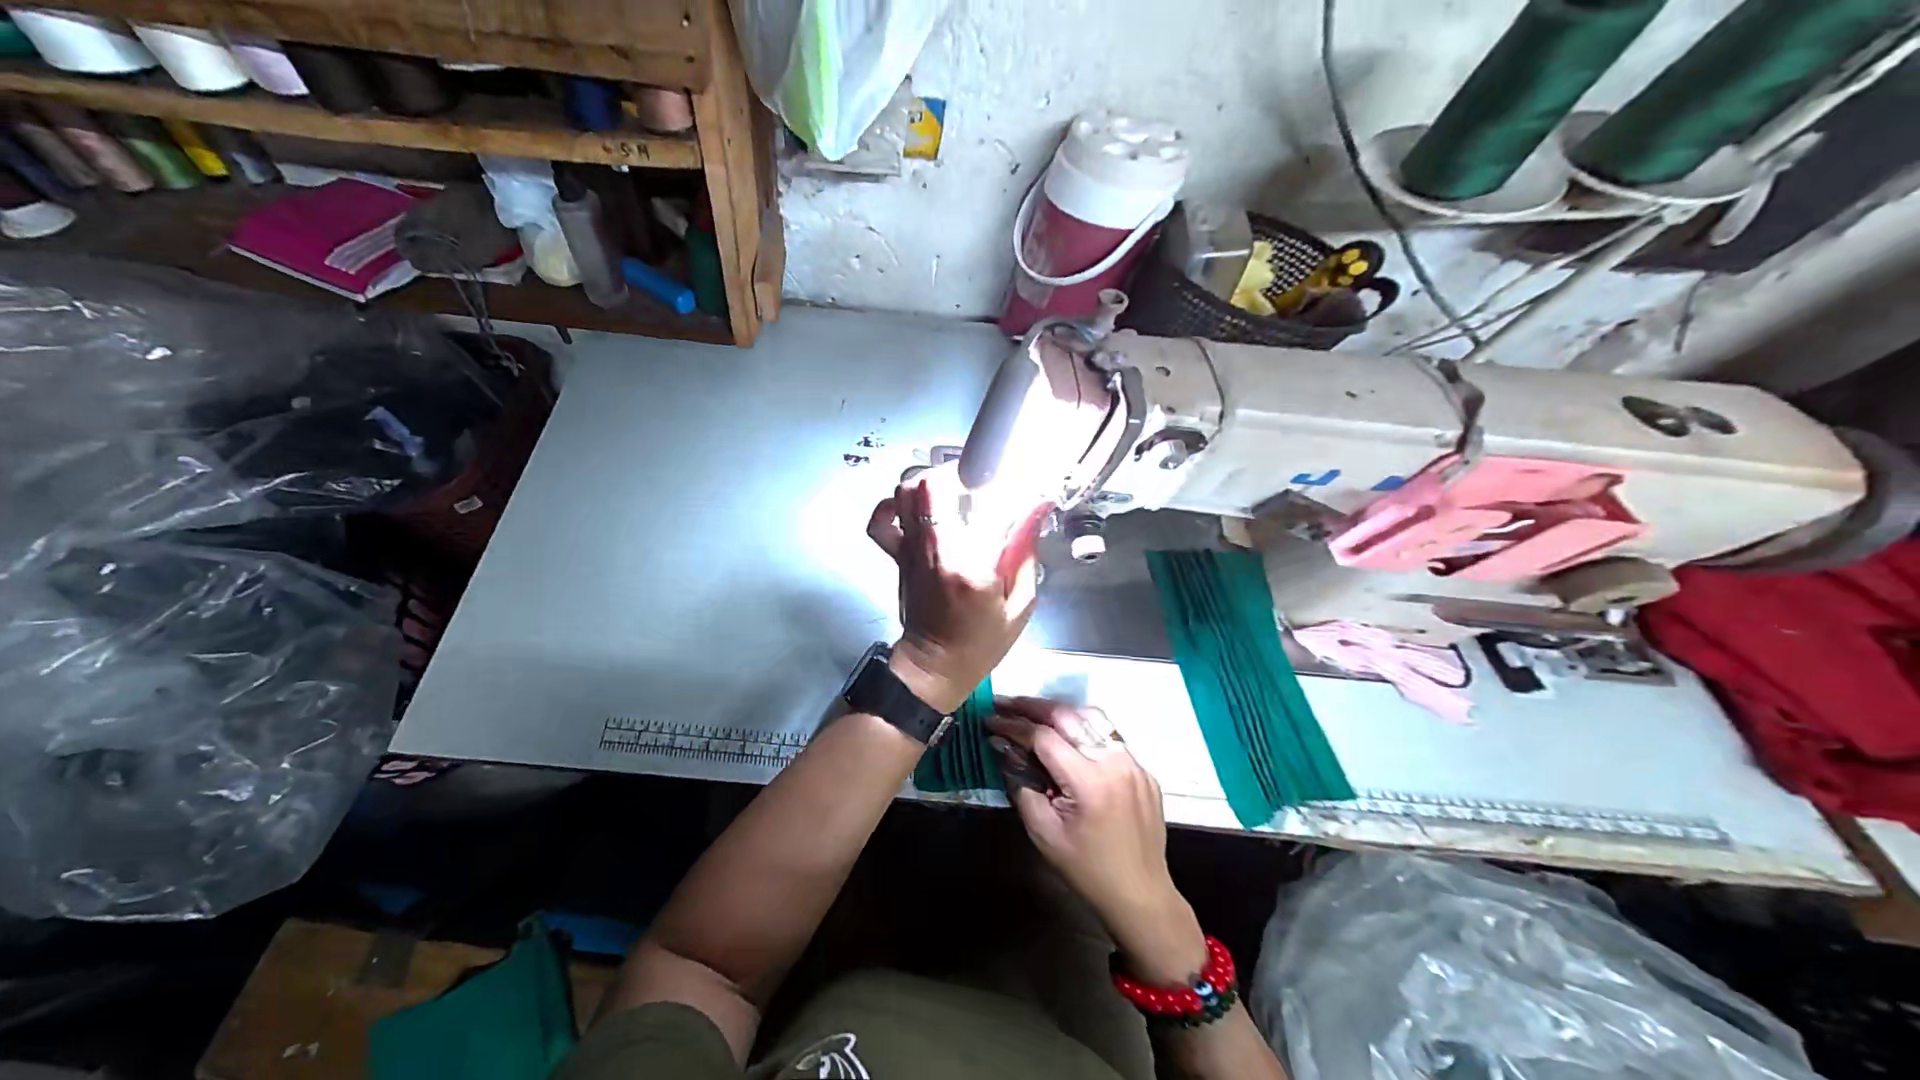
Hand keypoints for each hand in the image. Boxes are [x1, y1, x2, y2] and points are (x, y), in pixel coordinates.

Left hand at [867, 463, 1046, 713]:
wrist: (934, 667)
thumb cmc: (982, 642)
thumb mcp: (1021, 604)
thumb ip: (1025, 552)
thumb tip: (1035, 508)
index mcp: (972, 566)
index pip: (990, 505)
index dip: (1012, 492)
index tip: (1025, 495)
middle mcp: (936, 550)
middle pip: (935, 484)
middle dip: (962, 475)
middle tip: (981, 488)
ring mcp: (911, 550)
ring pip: (908, 491)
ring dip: (932, 483)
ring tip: (955, 493)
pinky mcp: (897, 556)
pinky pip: (881, 521)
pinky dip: (893, 506)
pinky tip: (914, 506)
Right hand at [985, 698, 1205, 984]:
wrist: (1139, 893)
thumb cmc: (1086, 869)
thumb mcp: (1043, 832)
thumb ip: (1022, 786)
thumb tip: (1005, 750)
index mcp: (1089, 781)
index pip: (1044, 737)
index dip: (1014, 725)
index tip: (990, 720)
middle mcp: (1115, 762)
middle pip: (1068, 716)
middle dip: (1033, 707)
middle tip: (1006, 703)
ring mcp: (1134, 763)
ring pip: (1093, 718)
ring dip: (1060, 711)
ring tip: (1034, 713)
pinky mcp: (1143, 770)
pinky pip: (1110, 737)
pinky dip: (1084, 729)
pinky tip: (1067, 737)